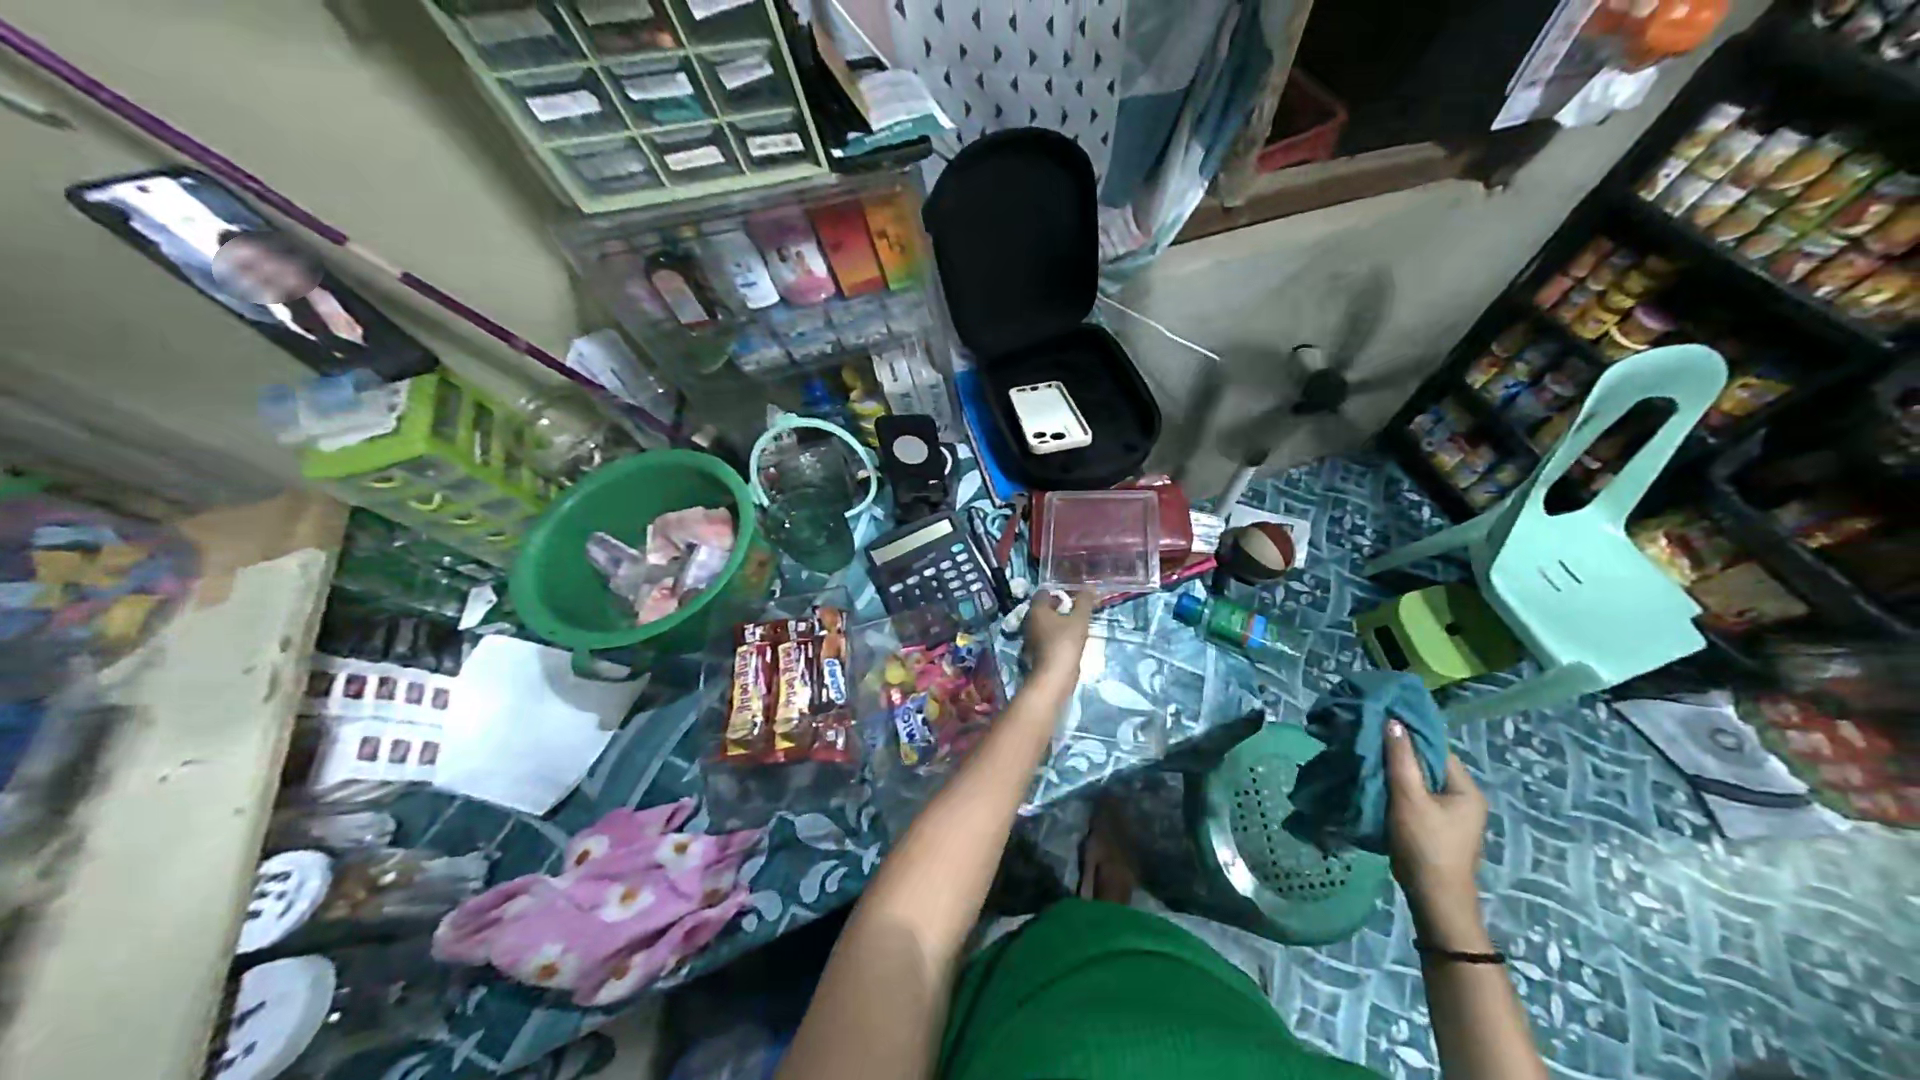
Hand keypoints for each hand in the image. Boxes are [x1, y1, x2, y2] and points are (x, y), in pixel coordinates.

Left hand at [1024, 589, 1091, 684]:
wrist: (1054, 675)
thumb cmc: (1065, 641)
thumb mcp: (1079, 619)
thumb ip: (1084, 602)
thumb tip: (1088, 588)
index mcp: (1036, 609)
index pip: (1043, 593)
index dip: (1057, 592)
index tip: (1072, 596)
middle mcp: (1028, 621)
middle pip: (1042, 608)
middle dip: (1057, 607)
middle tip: (1074, 610)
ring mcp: (1029, 637)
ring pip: (1043, 624)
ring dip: (1056, 622)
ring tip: (1073, 624)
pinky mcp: (1034, 651)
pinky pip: (1044, 637)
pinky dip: (1054, 635)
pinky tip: (1067, 639)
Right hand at [1384, 719, 1490, 948]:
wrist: (1434, 896)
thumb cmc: (1425, 844)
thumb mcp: (1409, 798)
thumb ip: (1401, 759)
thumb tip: (1393, 721)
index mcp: (1467, 789)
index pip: (1437, 750)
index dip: (1410, 737)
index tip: (1380, 727)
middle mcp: (1465, 799)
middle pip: (1429, 765)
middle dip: (1401, 755)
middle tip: (1369, 743)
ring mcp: (1452, 816)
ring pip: (1421, 783)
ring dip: (1397, 773)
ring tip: (1369, 762)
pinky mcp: (1437, 828)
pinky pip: (1417, 798)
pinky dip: (1399, 790)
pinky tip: (1377, 787)